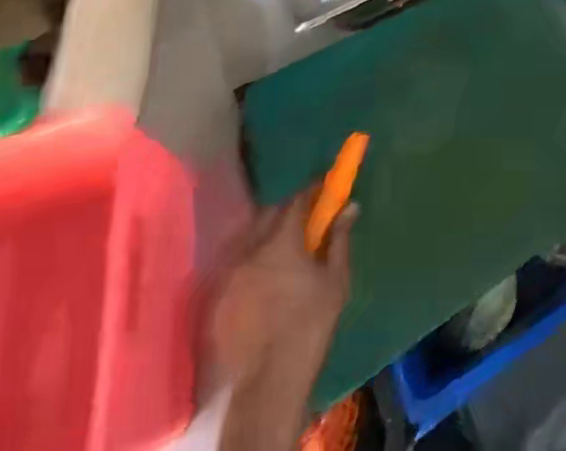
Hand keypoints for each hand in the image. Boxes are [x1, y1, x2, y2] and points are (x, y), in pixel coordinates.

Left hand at [208, 188, 356, 387]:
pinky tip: (263, 274)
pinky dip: (251, 257)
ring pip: (247, 238)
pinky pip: (234, 262)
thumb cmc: (311, 325)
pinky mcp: (215, 296)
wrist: (268, 380)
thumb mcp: (335, 280)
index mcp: (281, 244)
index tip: (325, 186)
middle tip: (307, 218)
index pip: (296, 202)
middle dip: (288, 209)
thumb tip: (349, 207)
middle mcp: (248, 251)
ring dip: (267, 232)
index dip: (311, 191)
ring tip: (284, 246)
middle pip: (267, 215)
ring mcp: (227, 274)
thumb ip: (339, 239)